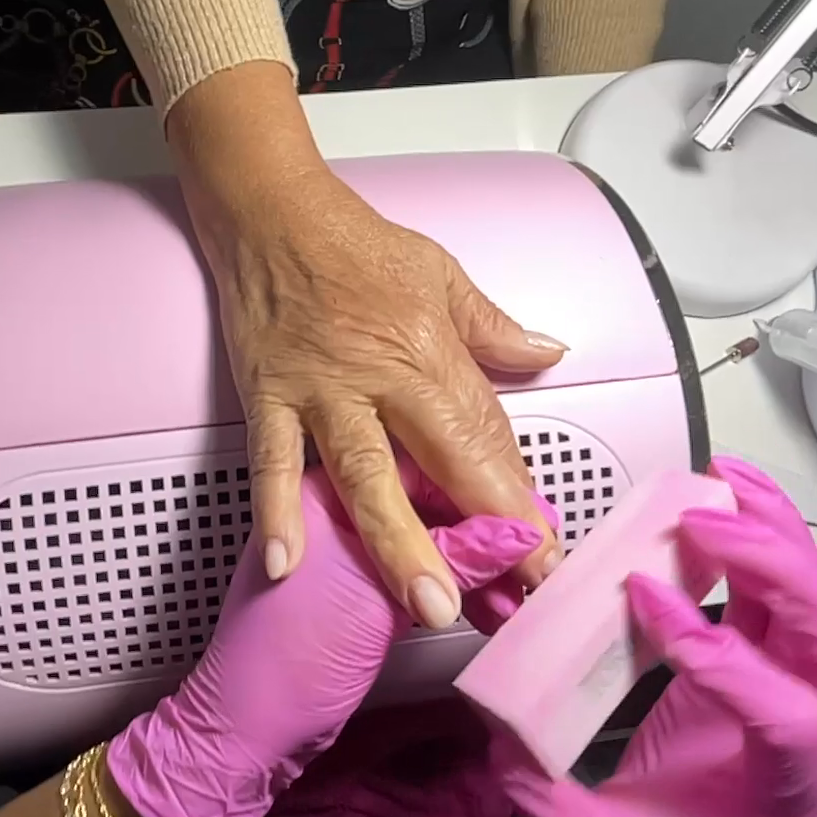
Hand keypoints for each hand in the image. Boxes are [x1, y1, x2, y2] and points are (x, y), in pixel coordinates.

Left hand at [107, 458, 543, 816]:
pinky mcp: (359, 578)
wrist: (242, 730)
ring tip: (521, 592)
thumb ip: (448, 558)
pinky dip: (457, 578)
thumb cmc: (284, 662)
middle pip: (431, 499)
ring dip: (480, 561)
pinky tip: (491, 593)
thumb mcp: (370, 602)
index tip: (534, 535)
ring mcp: (347, 540)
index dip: (484, 500)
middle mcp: (336, 502)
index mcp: (324, 488)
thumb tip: (520, 533)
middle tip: (537, 570)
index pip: (420, 471)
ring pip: (432, 532)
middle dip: (490, 534)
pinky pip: (421, 563)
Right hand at [168, 64, 564, 633]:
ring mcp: (320, 391)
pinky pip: (273, 460)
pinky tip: (287, 564)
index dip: (515, 496)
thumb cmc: (355, 243)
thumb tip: (547, 354)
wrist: (273, 214)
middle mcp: (379, 377)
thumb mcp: (441, 273)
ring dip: (395, 540)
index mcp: (429, 350)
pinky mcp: (268, 396)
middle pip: (436, 462)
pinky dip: (277, 510)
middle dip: (475, 533)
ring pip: (362, 474)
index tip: (541, 549)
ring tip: (422, 603)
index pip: (484, 435)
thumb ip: (494, 327)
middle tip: (506, 600)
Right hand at [492, 458, 816, 816]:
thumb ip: (550, 806)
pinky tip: (733, 498)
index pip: (786, 718)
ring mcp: (814, 702)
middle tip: (705, 519)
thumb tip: (504, 731)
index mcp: (787, 803)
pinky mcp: (781, 666)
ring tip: (728, 481)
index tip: (641, 597)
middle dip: (781, 573)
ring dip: (780, 536)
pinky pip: (792, 597)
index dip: (715, 650)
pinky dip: (769, 539)